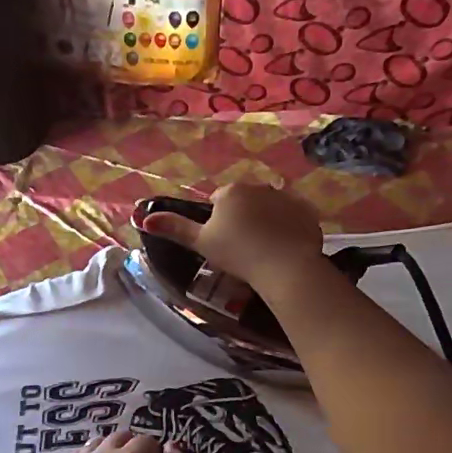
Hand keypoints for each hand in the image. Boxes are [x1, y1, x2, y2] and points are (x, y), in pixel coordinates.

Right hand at [137, 183, 325, 291]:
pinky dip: (288, 228)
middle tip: (241, 248)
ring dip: (265, 222)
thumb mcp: (201, 243)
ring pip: (269, 208)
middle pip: (244, 201)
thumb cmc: (237, 253)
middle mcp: (259, 187)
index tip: (221, 242)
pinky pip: (292, 217)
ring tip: (264, 250)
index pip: (217, 201)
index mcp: (231, 192)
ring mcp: (286, 197)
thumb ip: (175, 228)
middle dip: (242, 218)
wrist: (285, 266)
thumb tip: (144, 219)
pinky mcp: (307, 212)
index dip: (217, 222)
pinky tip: (284, 248)